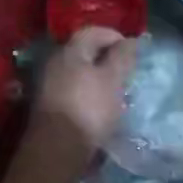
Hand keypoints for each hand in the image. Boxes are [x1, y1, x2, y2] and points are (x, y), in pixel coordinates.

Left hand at [29, 27, 137, 149]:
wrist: (57, 151)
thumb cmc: (89, 109)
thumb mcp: (113, 80)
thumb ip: (122, 57)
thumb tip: (131, 40)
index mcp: (70, 50)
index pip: (94, 31)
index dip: (116, 37)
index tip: (134, 53)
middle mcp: (55, 62)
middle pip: (85, 51)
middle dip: (108, 58)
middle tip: (127, 72)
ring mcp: (48, 84)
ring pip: (79, 71)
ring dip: (98, 76)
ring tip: (116, 91)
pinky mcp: (48, 105)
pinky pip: (72, 88)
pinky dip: (87, 91)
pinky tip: (99, 105)